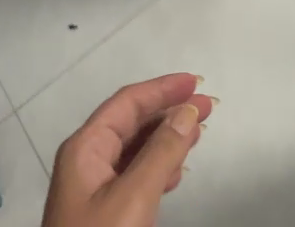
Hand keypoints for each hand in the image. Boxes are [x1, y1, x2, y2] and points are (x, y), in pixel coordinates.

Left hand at [42, 73, 214, 226]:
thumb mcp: (134, 196)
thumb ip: (162, 152)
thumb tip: (188, 111)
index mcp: (85, 147)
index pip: (127, 103)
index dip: (162, 88)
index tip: (196, 82)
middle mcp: (87, 160)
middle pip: (132, 122)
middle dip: (170, 109)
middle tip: (209, 105)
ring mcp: (94, 188)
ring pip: (136, 149)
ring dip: (168, 136)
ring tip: (201, 130)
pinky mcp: (104, 213)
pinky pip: (135, 174)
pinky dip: (161, 165)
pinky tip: (179, 169)